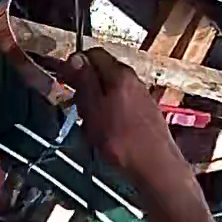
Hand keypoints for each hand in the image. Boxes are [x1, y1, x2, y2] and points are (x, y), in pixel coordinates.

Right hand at [60, 49, 196, 205]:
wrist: (155, 167)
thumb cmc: (121, 138)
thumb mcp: (93, 107)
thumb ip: (84, 80)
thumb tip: (75, 57)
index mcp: (120, 73)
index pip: (94, 53)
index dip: (76, 64)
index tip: (66, 80)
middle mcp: (134, 79)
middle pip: (103, 71)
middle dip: (87, 85)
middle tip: (78, 106)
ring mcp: (142, 95)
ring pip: (112, 88)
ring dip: (98, 101)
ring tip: (91, 123)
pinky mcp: (147, 112)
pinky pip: (122, 103)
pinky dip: (111, 112)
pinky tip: (108, 131)